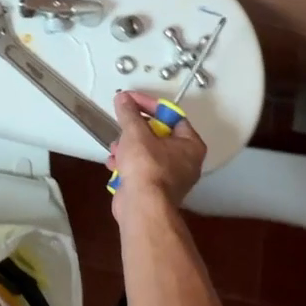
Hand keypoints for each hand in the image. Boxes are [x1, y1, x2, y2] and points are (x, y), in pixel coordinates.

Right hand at [107, 91, 207, 217]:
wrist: (142, 207)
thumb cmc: (146, 165)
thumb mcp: (135, 132)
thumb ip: (129, 112)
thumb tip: (123, 98)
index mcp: (190, 145)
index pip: (171, 115)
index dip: (149, 104)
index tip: (129, 100)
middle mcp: (186, 161)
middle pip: (158, 133)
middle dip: (135, 129)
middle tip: (121, 124)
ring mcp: (171, 177)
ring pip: (147, 151)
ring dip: (128, 146)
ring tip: (116, 147)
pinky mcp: (155, 189)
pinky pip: (141, 168)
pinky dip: (127, 163)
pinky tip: (114, 163)